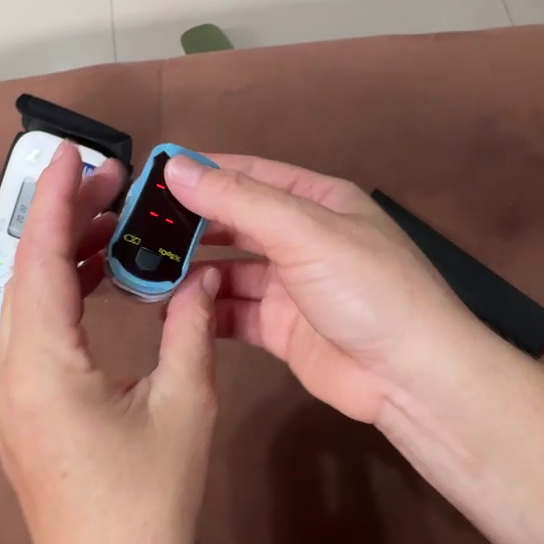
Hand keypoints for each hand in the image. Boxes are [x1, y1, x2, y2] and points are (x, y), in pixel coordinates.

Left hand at [0, 145, 222, 543]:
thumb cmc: (147, 503)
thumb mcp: (183, 408)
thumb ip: (188, 330)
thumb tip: (199, 276)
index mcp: (41, 368)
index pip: (40, 261)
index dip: (54, 200)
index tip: (69, 150)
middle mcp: (5, 373)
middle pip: (27, 275)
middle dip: (64, 219)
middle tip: (114, 181)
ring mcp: (4, 394)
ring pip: (28, 302)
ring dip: (65, 256)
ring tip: (114, 220)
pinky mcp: (16, 409)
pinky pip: (33, 332)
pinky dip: (64, 294)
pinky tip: (100, 279)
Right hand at [166, 154, 487, 424]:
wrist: (411, 375)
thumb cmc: (366, 288)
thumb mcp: (304, 232)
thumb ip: (239, 201)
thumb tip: (176, 168)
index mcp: (317, 200)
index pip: (249, 175)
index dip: (201, 174)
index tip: (148, 178)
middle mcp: (302, 238)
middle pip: (235, 223)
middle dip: (189, 226)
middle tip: (132, 231)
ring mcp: (292, 286)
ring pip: (229, 270)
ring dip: (191, 270)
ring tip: (139, 271)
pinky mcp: (281, 330)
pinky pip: (233, 312)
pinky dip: (204, 310)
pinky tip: (168, 310)